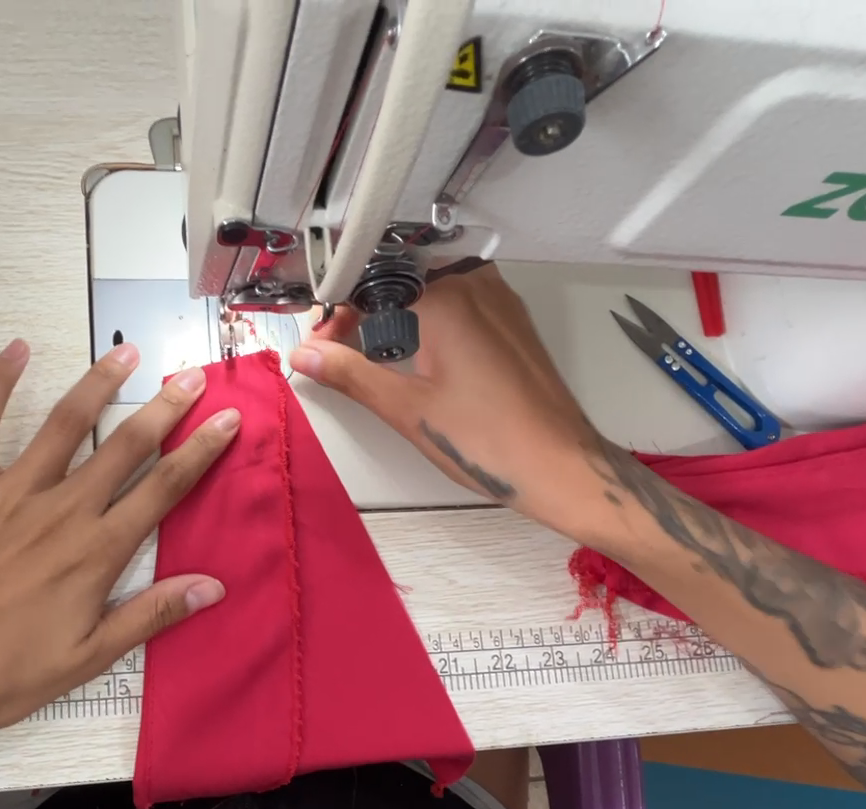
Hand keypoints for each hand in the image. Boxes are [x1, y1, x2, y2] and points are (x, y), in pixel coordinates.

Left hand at [0, 339, 237, 751]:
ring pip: (64, 423)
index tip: (228, 418)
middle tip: (192, 375)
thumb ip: (151, 615)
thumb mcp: (89, 658)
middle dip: (165, 407)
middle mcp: (62, 510)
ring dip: (99, 383)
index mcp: (97, 551)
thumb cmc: (4, 673)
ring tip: (127, 352)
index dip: (201, 450)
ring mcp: (10, 492)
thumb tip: (214, 585)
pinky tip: (16, 348)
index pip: (164, 488)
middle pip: (125, 446)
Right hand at [291, 264, 608, 536]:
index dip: (336, 313)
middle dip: (362, 315)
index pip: (370, 285)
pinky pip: (457, 305)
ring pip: (428, 292)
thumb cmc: (489, 441)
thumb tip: (305, 354)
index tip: (318, 345)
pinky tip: (416, 360)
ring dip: (393, 318)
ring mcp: (499, 301)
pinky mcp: (511, 322)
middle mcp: (476, 286)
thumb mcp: (407, 409)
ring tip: (372, 360)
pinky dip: (427, 323)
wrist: (560, 467)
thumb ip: (350, 374)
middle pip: (399, 283)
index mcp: (447, 299)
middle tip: (336, 354)